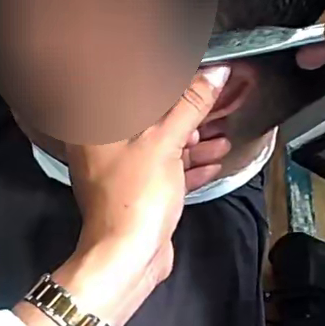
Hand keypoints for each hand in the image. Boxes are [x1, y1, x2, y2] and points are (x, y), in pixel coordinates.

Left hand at [15, 66, 228, 325]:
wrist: (127, 256)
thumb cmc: (135, 198)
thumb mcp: (165, 142)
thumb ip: (189, 105)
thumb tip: (215, 73)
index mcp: (99, 128)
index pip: (134, 90)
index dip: (169, 79)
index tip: (198, 68)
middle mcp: (104, 147)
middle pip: (150, 118)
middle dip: (188, 110)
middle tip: (222, 98)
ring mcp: (120, 172)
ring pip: (160, 145)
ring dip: (194, 140)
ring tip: (225, 131)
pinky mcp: (137, 193)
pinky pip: (164, 171)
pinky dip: (187, 165)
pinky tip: (214, 161)